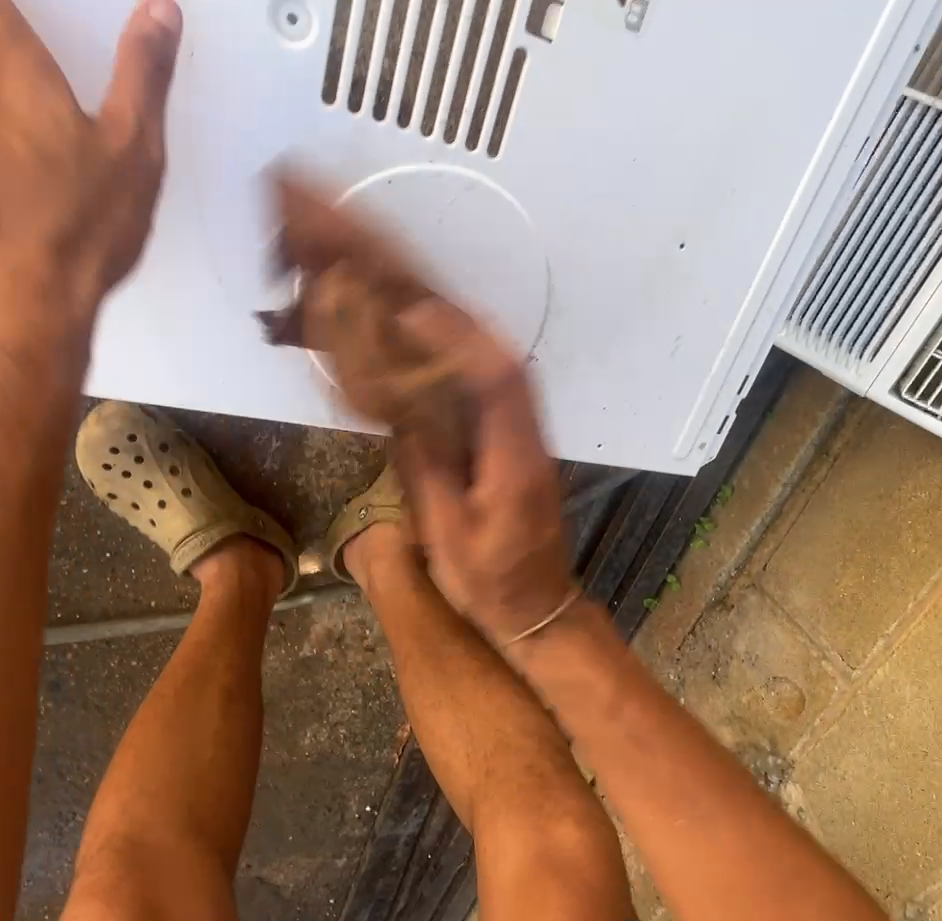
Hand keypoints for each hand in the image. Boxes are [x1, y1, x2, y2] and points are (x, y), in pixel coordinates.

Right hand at [392, 301, 576, 641]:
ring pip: (500, 368)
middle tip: (406, 291)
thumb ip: (427, 470)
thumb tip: (402, 410)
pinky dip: (464, 359)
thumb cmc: (493, 584)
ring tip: (411, 303)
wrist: (539, 608)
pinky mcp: (519, 445)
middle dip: (453, 318)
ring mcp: (529, 440)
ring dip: (459, 332)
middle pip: (500, 359)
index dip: (457, 339)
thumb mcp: (449, 536)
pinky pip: (495, 388)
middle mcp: (529, 439)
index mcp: (514, 461)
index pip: (496, 381)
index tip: (414, 311)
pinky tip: (431, 346)